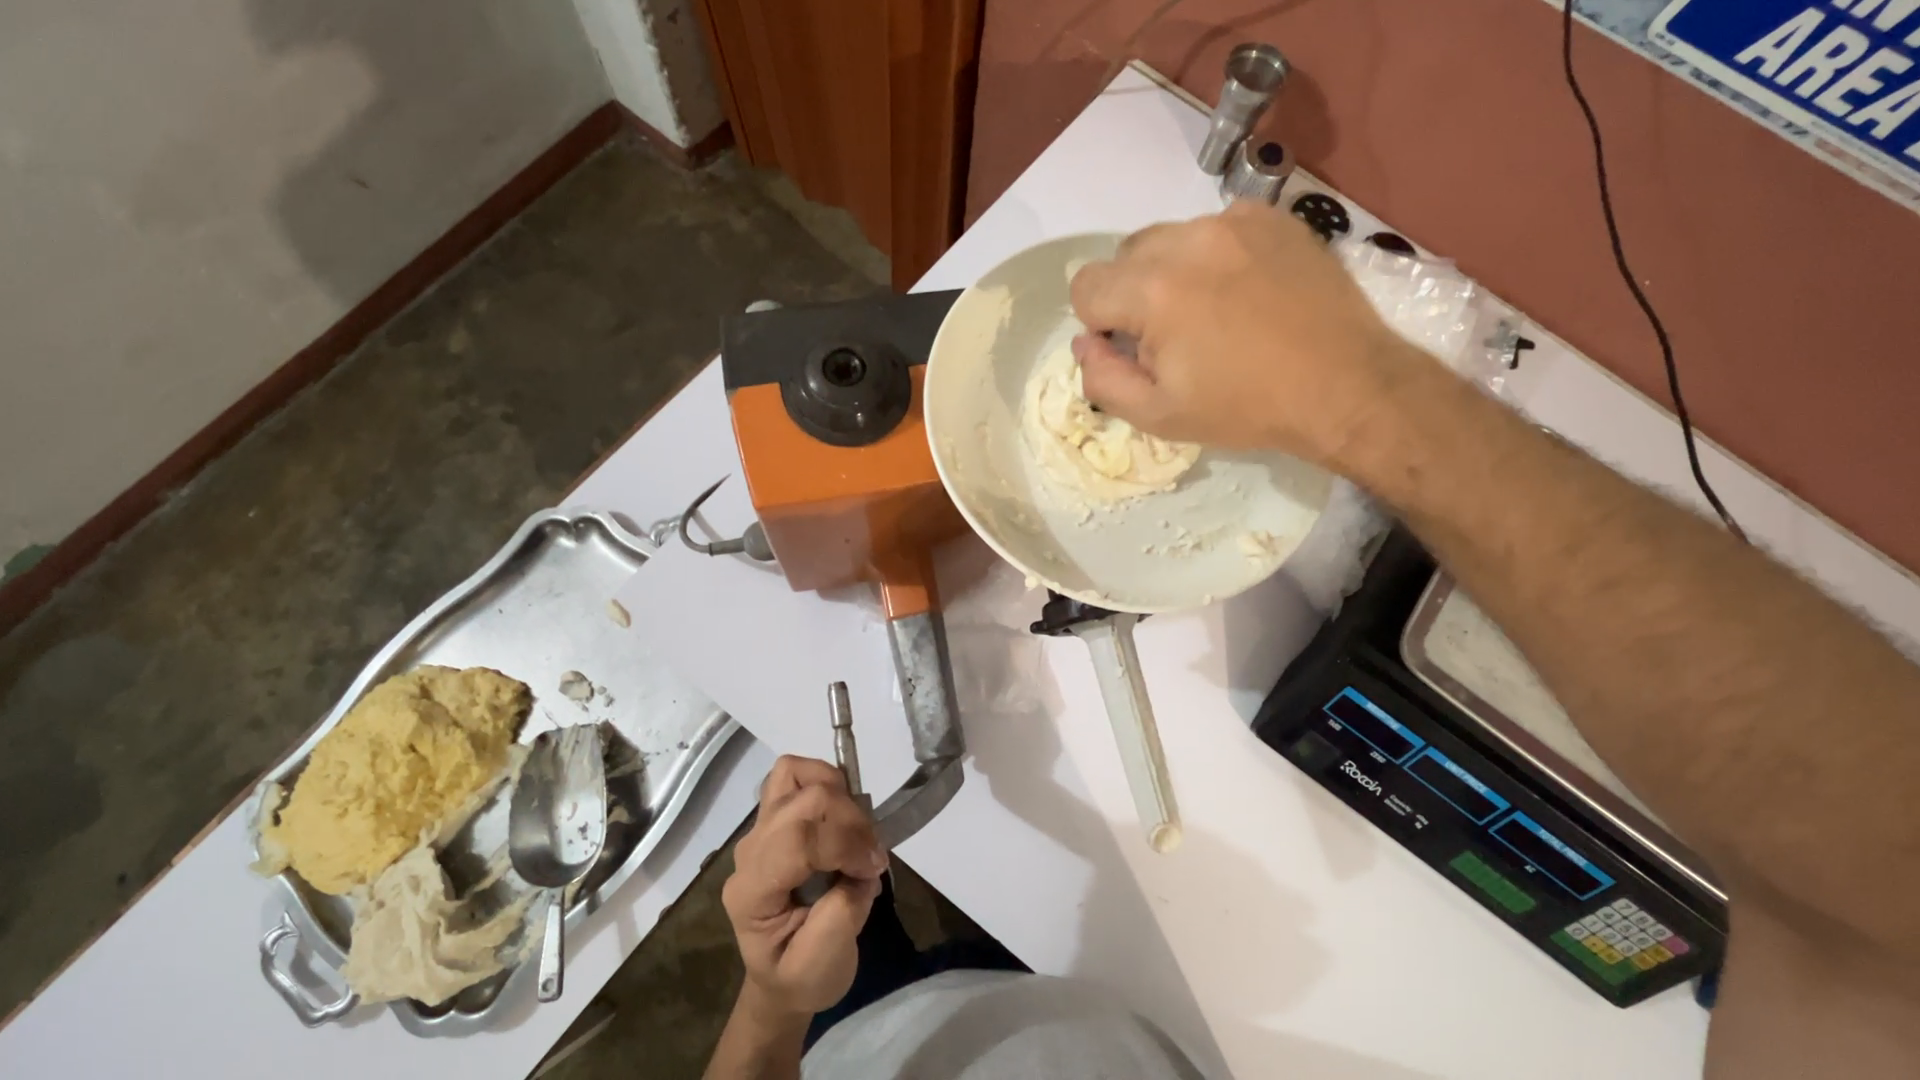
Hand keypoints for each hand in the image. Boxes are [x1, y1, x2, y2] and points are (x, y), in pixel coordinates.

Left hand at [721, 755, 886, 1017]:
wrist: (783, 978)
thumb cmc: (800, 976)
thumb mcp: (823, 964)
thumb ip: (843, 912)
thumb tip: (865, 865)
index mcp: (752, 892)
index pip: (796, 841)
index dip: (844, 843)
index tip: (875, 868)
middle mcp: (749, 852)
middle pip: (800, 799)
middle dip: (848, 818)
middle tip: (872, 854)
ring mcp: (760, 831)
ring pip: (793, 774)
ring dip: (836, 792)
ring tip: (856, 830)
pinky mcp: (777, 819)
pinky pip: (798, 777)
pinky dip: (830, 785)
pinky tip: (845, 819)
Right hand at [1069, 201, 1420, 462]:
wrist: (1345, 386)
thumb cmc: (1247, 408)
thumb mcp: (1158, 415)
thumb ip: (1102, 379)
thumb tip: (1085, 343)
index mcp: (1153, 291)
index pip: (1085, 286)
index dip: (1100, 325)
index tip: (1137, 350)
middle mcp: (1188, 241)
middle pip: (1123, 257)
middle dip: (1133, 295)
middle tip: (1175, 336)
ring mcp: (1233, 222)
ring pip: (1169, 238)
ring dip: (1171, 271)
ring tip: (1212, 310)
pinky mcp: (1271, 217)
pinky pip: (1215, 227)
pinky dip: (1214, 255)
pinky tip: (1244, 290)